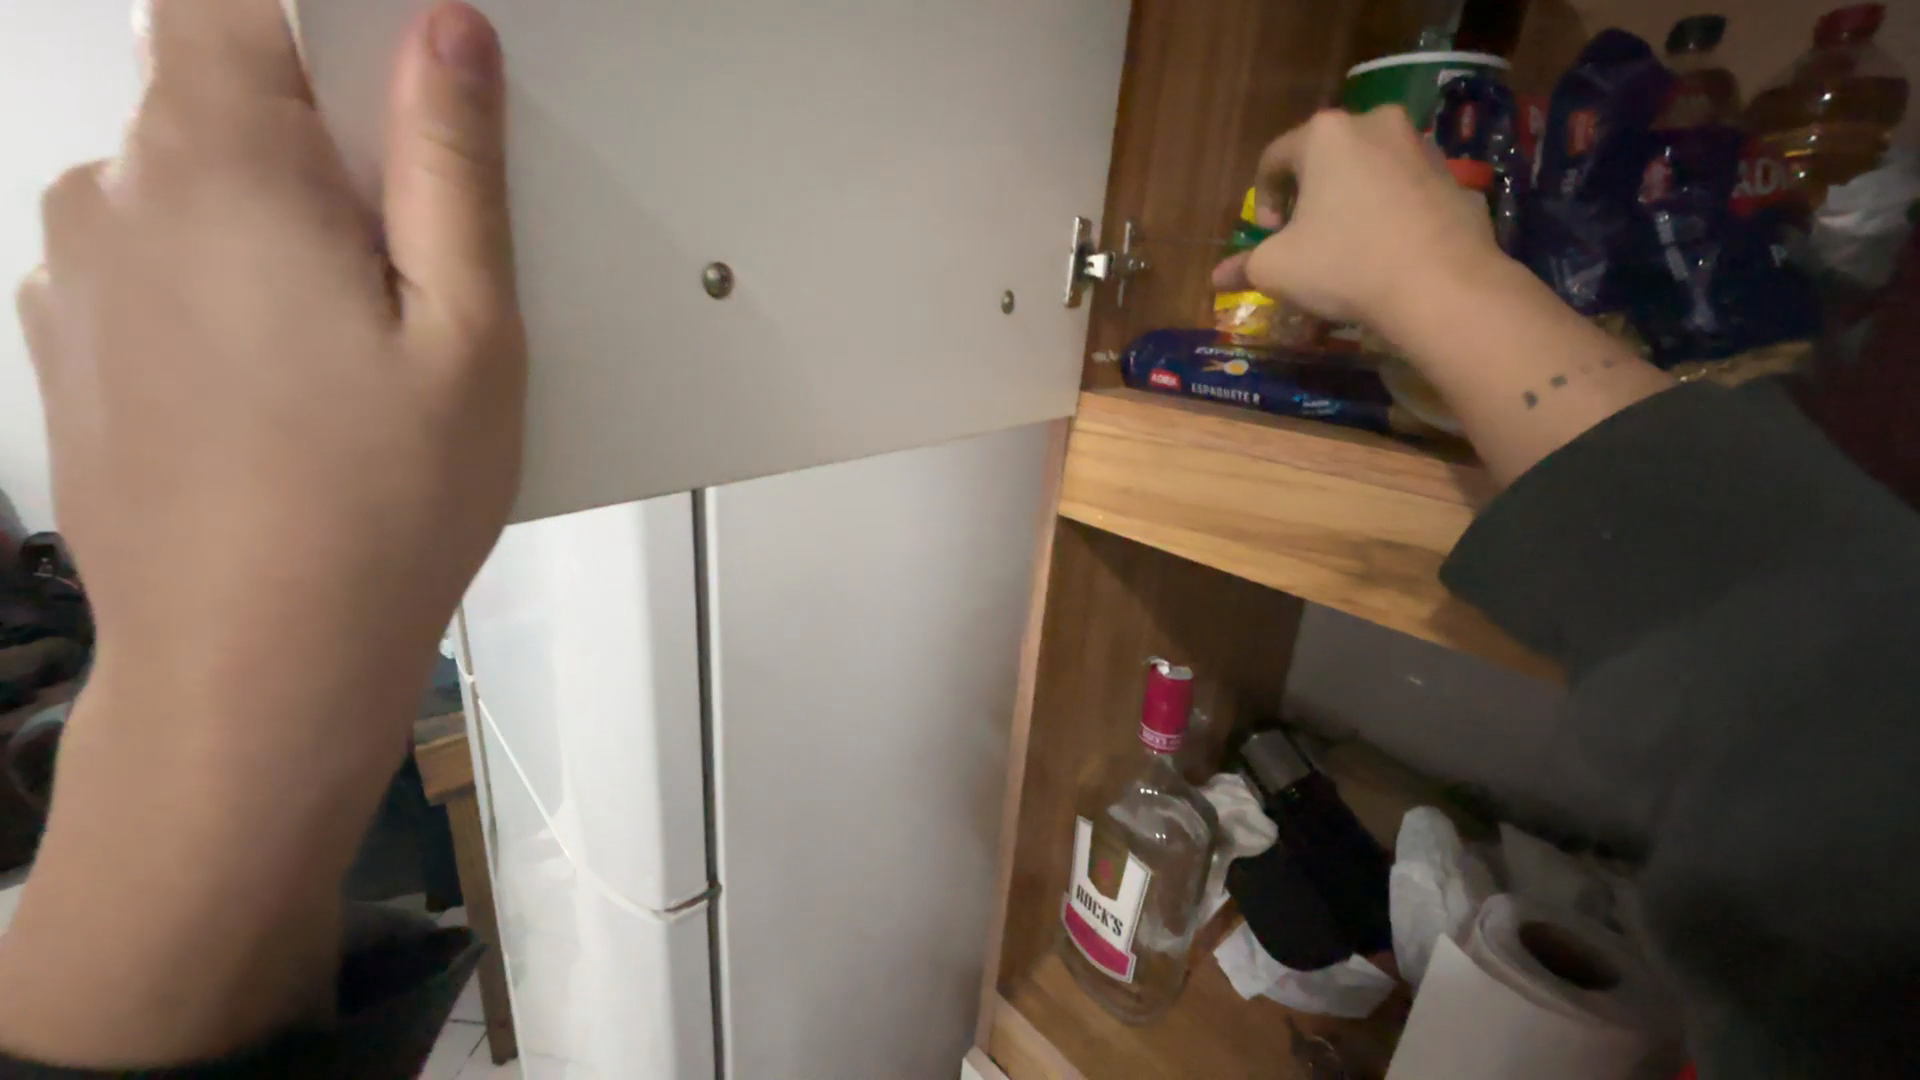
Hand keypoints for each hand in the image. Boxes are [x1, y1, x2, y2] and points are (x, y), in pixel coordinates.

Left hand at [0, 0, 522, 1063]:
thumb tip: (448, 36)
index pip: (236, 1)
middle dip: (342, 155)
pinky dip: (250, 288)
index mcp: (230, 172)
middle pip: (232, 101)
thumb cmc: (385, 502)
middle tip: (427, 273)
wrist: (264, 653)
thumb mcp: (471, 331)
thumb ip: (453, 170)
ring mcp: (85, 275)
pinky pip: (176, 264)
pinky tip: (314, 388)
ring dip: (300, 231)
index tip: (404, 84)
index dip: (330, 19)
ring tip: (378, 349)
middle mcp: (123, 198)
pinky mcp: (86, 342)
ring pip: (208, 190)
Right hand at [1211, 107, 1502, 333]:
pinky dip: (1386, 214)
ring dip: (1348, 203)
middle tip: (1302, 239)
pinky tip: (1383, 253)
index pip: (1273, 158)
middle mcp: (1375, 124)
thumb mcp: (1275, 270)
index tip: (1269, 236)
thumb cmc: (1342, 263)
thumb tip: (1218, 277)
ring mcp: (1421, 147)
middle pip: (1324, 158)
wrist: (1438, 284)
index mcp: (1325, 136)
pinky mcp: (1453, 177)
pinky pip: (1404, 192)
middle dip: (1307, 197)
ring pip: (1367, 171)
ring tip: (1345, 247)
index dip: (1262, 200)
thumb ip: (1244, 267)